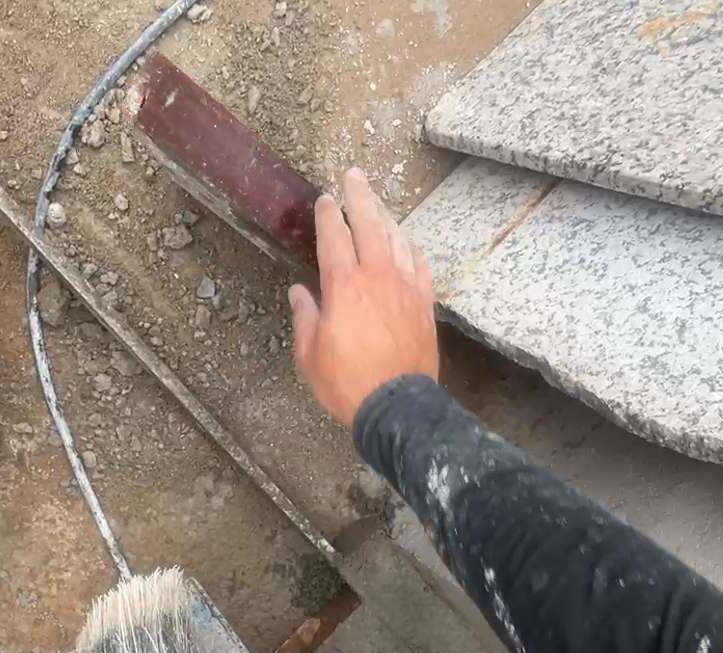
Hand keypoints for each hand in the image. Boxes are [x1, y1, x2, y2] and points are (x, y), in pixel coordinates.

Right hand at [290, 167, 439, 426]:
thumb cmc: (347, 383)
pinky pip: (419, 262)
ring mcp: (406, 286)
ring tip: (377, 203)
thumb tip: (299, 293)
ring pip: (397, 237)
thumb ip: (304, 317)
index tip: (325, 199)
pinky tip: (405, 241)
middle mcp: (377, 276)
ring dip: (386, 215)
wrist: (395, 404)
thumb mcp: (310, 355)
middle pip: (370, 222)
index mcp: (344, 285)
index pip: (334, 236)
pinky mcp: (424, 302)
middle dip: (360, 196)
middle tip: (354, 177)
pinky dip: (410, 246)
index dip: (328, 213)